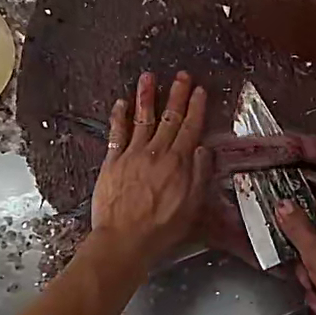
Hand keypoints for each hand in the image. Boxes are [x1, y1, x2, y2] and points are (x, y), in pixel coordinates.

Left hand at [90, 71, 211, 265]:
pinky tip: (120, 103)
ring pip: (142, 119)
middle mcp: (156, 153)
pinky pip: (116, 134)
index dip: (196, 107)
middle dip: (176, 94)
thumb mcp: (191, 206)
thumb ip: (199, 175)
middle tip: (181, 75)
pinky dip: (118, 117)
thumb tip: (203, 150)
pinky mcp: (112, 162)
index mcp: (178, 163)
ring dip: (146, 96)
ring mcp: (132, 155)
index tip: (199, 90)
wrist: (124, 239)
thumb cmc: (160, 229)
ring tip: (148, 77)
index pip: (190, 128)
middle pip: (169, 118)